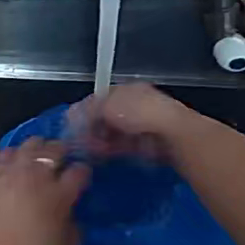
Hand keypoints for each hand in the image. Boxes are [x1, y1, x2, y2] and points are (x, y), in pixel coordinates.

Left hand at [0, 139, 90, 244]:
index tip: (82, 178)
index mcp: (59, 194)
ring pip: (30, 145)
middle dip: (64, 151)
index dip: (84, 172)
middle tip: (64, 159)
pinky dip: (15, 154)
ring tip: (41, 154)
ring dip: (39, 147)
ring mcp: (13, 172)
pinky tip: (17, 161)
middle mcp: (37, 177)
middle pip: (55, 149)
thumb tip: (72, 221)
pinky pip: (6, 153)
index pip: (79, 171)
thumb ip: (75, 233)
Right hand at [63, 83, 194, 162]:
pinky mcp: (150, 143)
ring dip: (101, 141)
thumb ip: (85, 110)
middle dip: (91, 129)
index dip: (83, 111)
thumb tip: (70, 115)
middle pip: (106, 117)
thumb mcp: (105, 105)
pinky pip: (125, 146)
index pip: (98, 99)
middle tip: (81, 141)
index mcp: (127, 89)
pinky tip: (105, 155)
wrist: (174, 134)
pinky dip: (113, 150)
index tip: (72, 125)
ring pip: (115, 133)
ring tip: (92, 150)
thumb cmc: (138, 113)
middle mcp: (136, 104)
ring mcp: (144, 124)